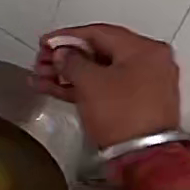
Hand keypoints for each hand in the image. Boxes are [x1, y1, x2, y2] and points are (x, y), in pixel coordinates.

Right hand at [28, 23, 180, 146]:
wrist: (143, 157)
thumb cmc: (124, 117)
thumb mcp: (91, 83)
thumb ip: (72, 62)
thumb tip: (63, 54)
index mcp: (144, 49)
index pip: (99, 33)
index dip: (67, 36)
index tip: (46, 42)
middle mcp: (148, 62)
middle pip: (98, 52)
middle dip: (65, 57)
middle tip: (42, 61)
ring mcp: (142, 84)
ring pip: (98, 72)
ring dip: (68, 74)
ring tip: (41, 78)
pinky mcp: (134, 103)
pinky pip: (103, 88)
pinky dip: (81, 88)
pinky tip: (56, 89)